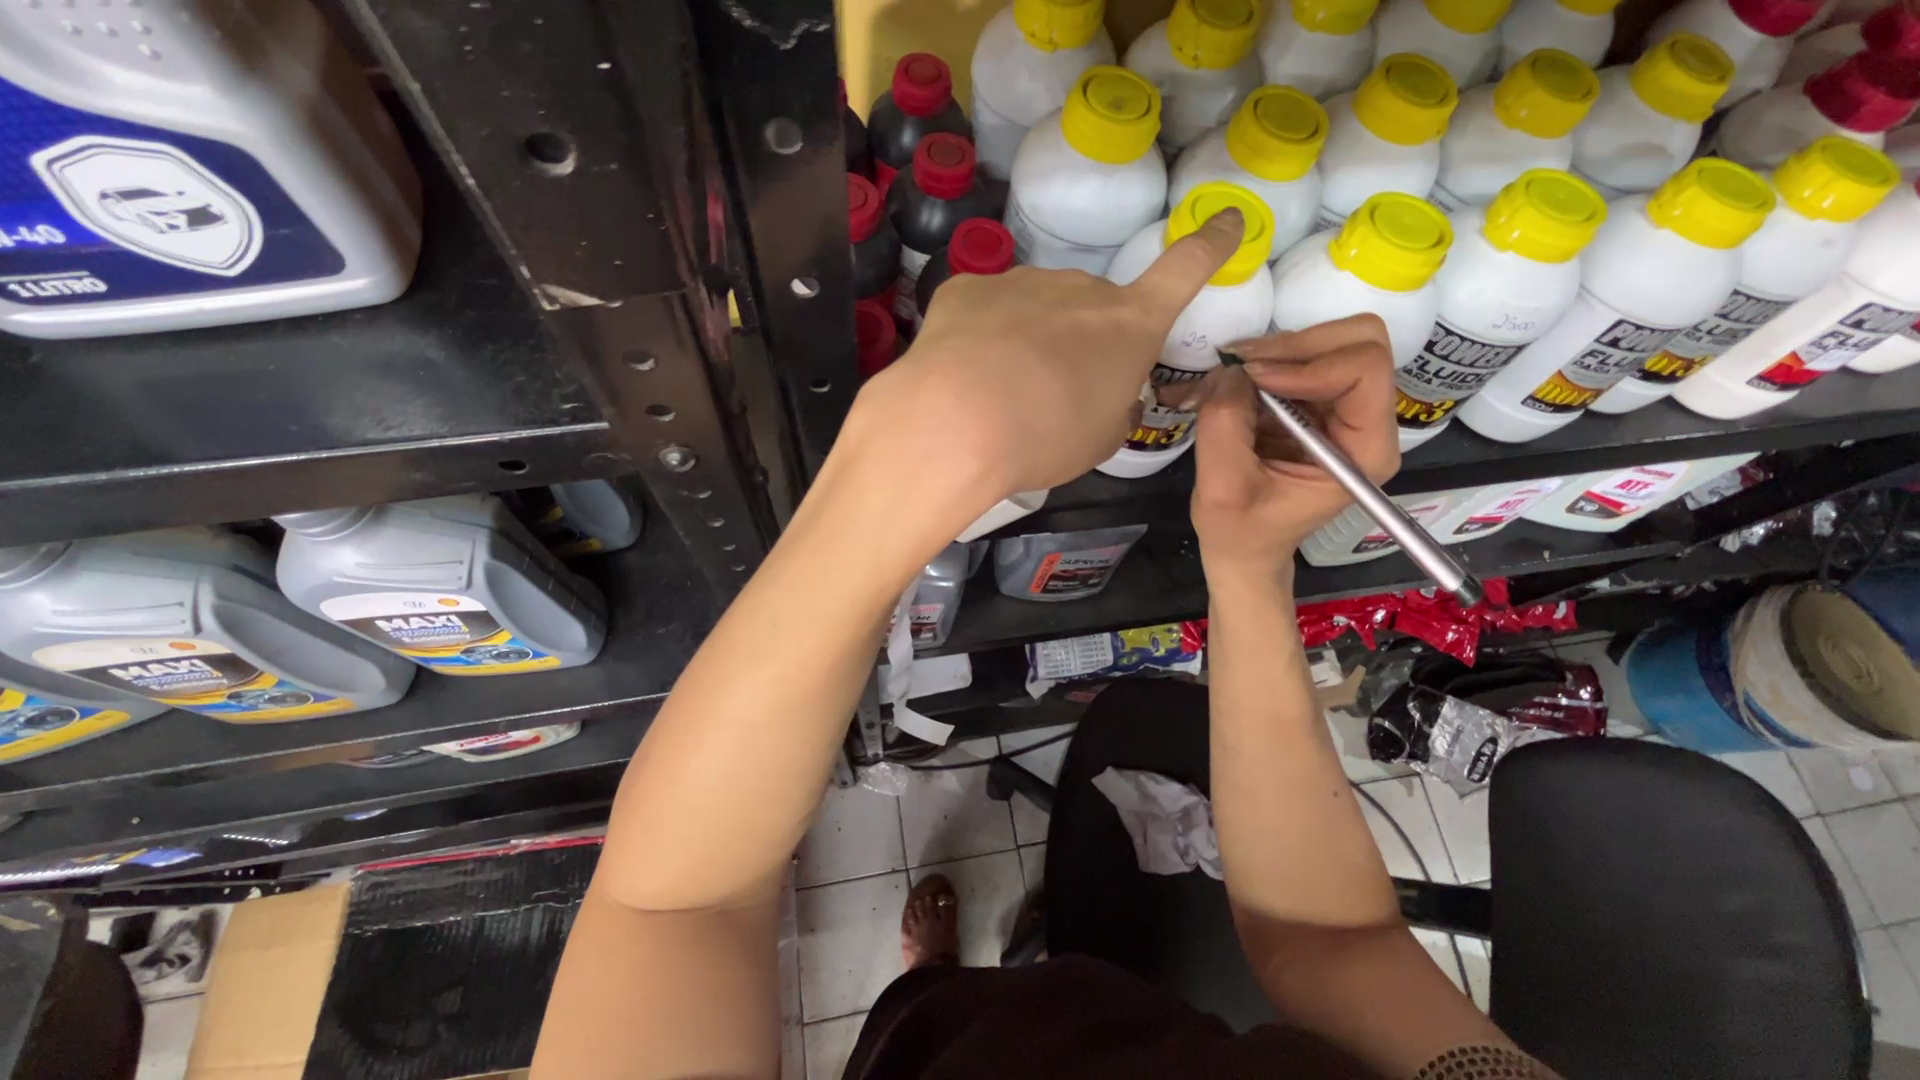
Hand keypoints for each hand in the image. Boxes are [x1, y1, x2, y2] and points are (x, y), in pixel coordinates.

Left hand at [837, 209, 1245, 526]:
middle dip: (1082, 341)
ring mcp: (1021, 281)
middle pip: (1092, 307)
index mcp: (1129, 324)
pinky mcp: (967, 287)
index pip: (1184, 271)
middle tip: (1054, 394)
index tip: (1229, 220)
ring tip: (1000, 391)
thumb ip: (1114, 407)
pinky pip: (986, 310)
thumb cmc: (1046, 437)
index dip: (1210, 246)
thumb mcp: (1101, 439)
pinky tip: (964, 371)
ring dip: (1030, 338)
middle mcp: (1079, 288)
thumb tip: (1106, 395)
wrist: (954, 424)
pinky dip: (982, 336)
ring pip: (1037, 308)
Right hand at [1190, 315, 1399, 577]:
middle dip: (1295, 346)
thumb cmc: (1240, 532)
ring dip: (1274, 351)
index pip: (1365, 369)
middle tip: (1240, 367)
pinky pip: (1300, 355)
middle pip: (1358, 340)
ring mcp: (1341, 407)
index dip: (1308, 364)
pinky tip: (1229, 383)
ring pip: (1329, 340)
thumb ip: (1225, 423)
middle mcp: (1365, 422)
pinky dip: (1263, 360)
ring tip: (1227, 377)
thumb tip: (1229, 370)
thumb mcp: (1221, 488)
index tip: (1254, 380)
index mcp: (1365, 451)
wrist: (1244, 548)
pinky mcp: (1315, 400)